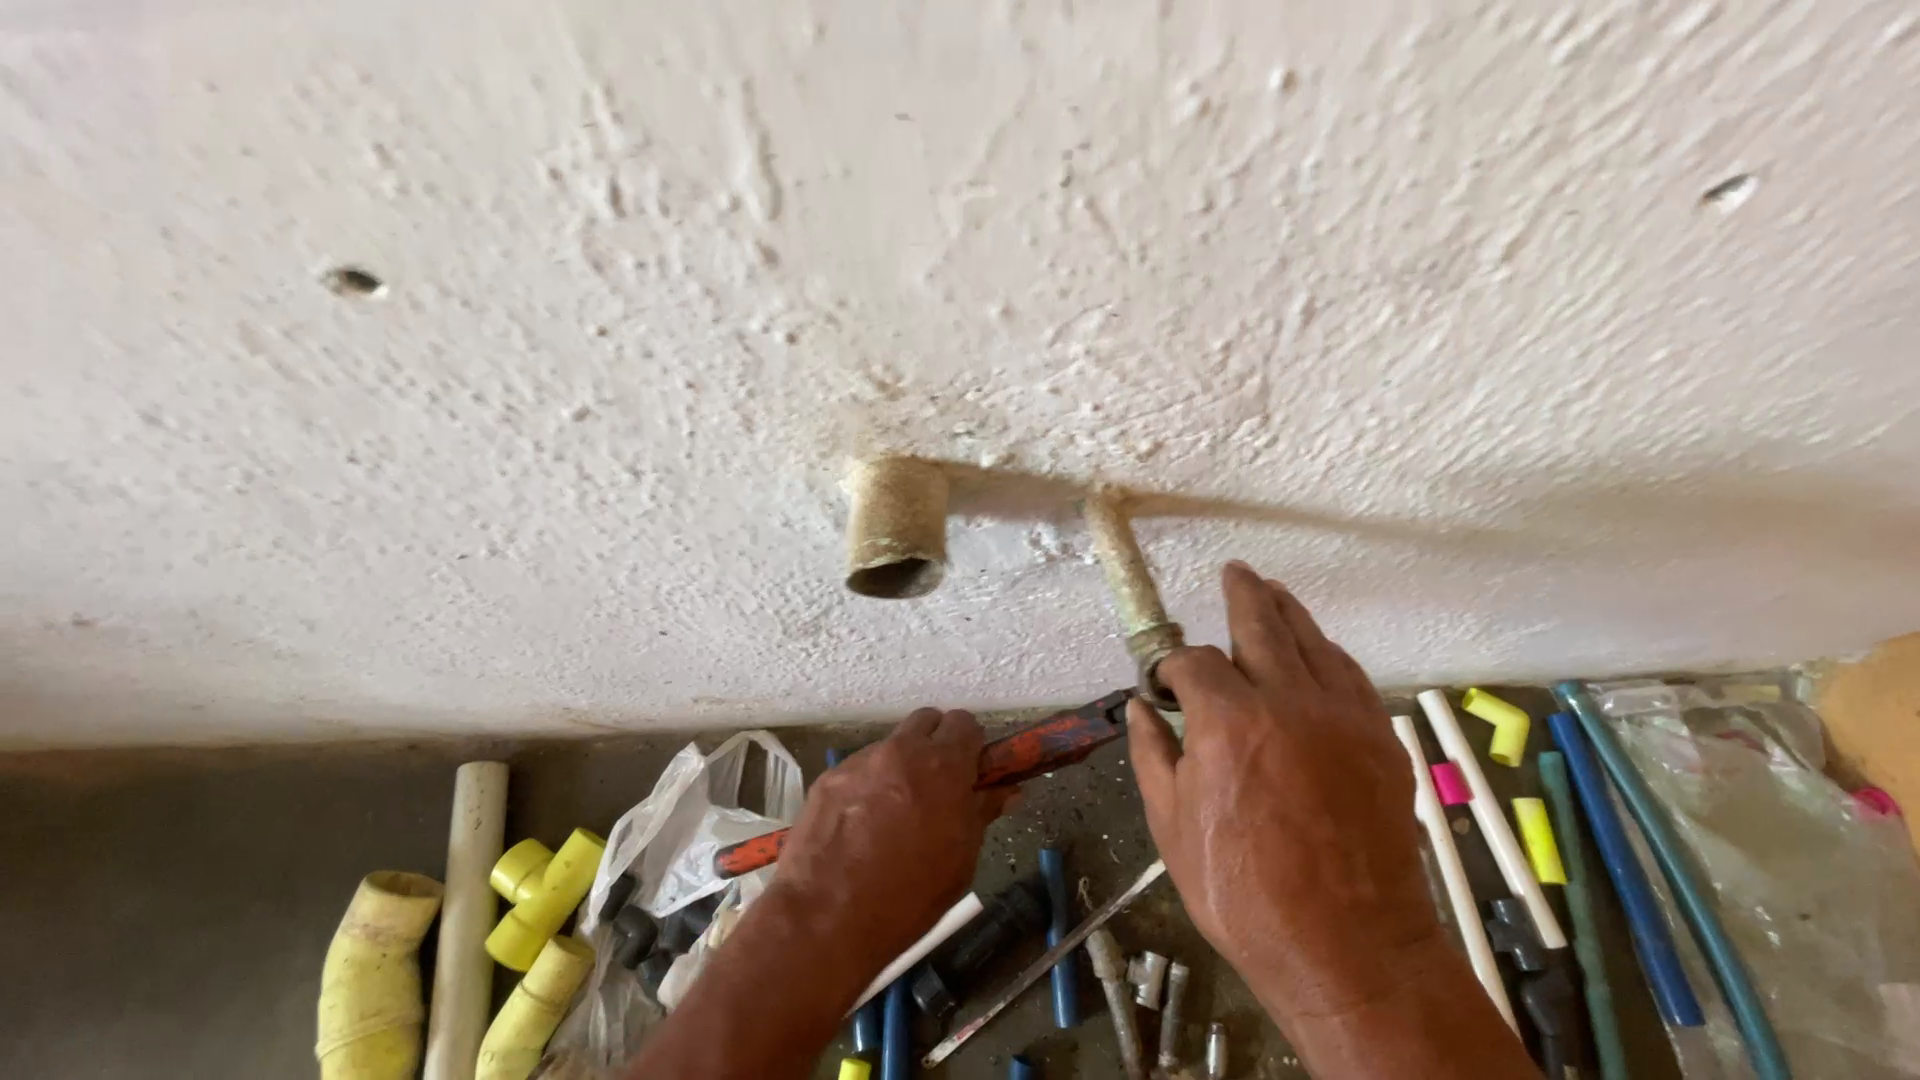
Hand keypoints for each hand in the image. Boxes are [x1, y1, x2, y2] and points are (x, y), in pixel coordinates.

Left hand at [767, 708, 1015, 977]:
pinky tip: (861, 828)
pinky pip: (859, 770)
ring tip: (894, 815)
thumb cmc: (909, 897)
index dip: (971, 746)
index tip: (971, 773)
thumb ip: (980, 814)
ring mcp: (860, 762)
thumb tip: (1004, 790)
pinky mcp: (828, 780)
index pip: (965, 724)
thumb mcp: (961, 860)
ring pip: (891, 746)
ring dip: (901, 766)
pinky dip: (868, 787)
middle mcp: (900, 751)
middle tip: (938, 785)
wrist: (826, 919)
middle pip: (926, 721)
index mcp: (942, 766)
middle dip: (936, 744)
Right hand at [1130, 562, 1439, 1019]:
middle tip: (1234, 572)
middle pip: (1262, 624)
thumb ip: (1152, 756)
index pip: (1193, 662)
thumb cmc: (1242, 891)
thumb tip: (1139, 709)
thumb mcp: (1172, 827)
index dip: (1172, 665)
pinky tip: (1318, 651)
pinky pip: (1351, 676)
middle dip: (1242, 593)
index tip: (1163, 682)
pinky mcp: (1379, 740)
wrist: (1347, 946)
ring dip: (1288, 612)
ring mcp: (1343, 717)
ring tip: (1271, 592)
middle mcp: (1288, 701)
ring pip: (1313, 641)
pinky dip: (1327, 654)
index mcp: (1228, 721)